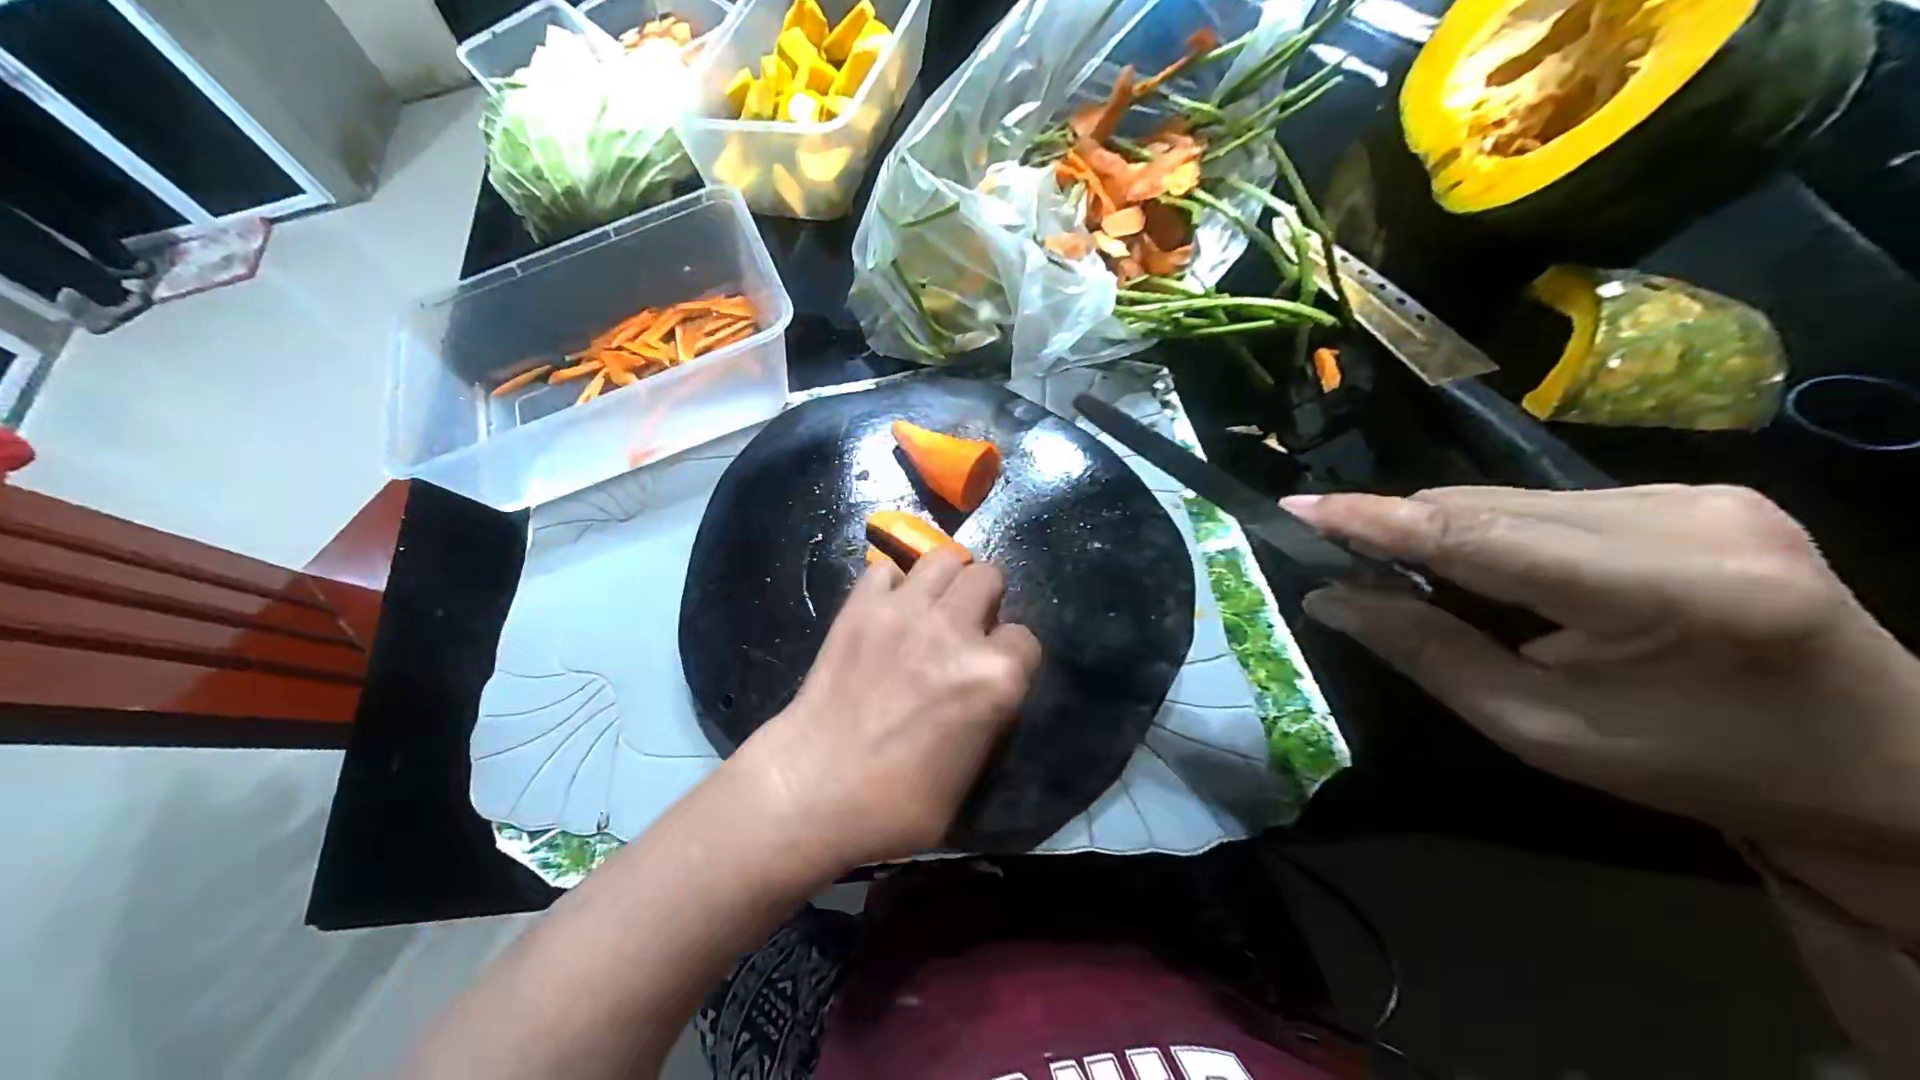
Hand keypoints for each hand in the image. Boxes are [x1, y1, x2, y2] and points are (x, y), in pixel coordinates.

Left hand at [726, 548, 1041, 870]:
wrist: (812, 790)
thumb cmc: (898, 804)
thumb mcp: (973, 774)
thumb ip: (992, 715)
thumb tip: (986, 687)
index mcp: (995, 676)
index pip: (1025, 639)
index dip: (1011, 657)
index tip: (993, 674)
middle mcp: (956, 630)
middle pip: (989, 576)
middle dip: (985, 601)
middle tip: (965, 631)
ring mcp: (904, 610)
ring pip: (943, 559)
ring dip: (946, 582)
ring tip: (932, 611)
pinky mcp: (860, 607)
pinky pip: (885, 570)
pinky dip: (892, 586)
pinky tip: (888, 614)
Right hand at [1286, 484, 1919, 857]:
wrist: (1877, 762)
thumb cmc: (1696, 766)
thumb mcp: (1542, 729)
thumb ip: (1428, 653)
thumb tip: (1329, 597)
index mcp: (1671, 593)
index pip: (1483, 536)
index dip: (1378, 521)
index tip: (1298, 507)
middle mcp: (1691, 518)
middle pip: (1490, 506)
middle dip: (1403, 530)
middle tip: (1336, 557)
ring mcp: (1700, 494)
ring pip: (1511, 496)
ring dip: (1445, 530)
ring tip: (1409, 574)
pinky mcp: (1695, 492)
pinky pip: (1547, 500)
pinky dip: (1491, 528)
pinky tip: (1488, 568)